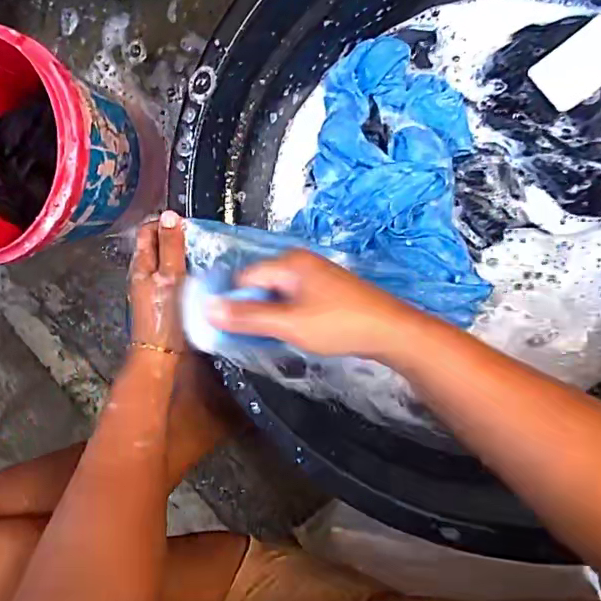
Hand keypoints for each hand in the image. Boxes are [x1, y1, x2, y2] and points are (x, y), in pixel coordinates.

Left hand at [129, 211, 186, 352]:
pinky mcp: (164, 302)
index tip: (187, 222)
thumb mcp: (170, 277)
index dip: (166, 221)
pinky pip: (174, 278)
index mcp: (141, 264)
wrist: (162, 358)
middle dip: (176, 236)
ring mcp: (152, 289)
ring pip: (166, 261)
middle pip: (157, 245)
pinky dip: (185, 272)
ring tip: (202, 253)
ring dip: (182, 255)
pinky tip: (199, 277)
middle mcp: (143, 274)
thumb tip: (170, 216)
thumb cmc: (164, 319)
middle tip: (199, 236)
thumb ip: (171, 247)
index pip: (148, 230)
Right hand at [206, 250, 427, 359]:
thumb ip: (247, 318)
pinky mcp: (327, 291)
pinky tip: (296, 334)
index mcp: (289, 263)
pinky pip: (294, 301)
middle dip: (252, 310)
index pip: (244, 278)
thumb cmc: (340, 325)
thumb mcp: (288, 324)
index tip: (228, 327)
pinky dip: (288, 317)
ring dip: (271, 317)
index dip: (233, 302)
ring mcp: (316, 276)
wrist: (392, 332)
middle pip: (260, 285)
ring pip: (277, 295)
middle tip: (254, 337)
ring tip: (278, 337)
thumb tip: (208, 309)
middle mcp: (300, 263)